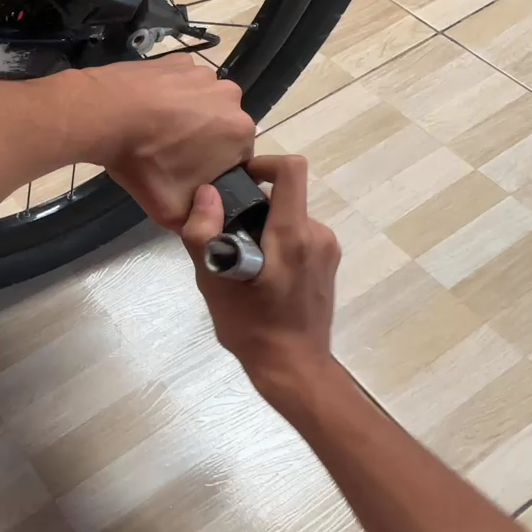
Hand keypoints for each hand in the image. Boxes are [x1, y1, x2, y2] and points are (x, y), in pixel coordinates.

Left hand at [83, 55, 253, 228]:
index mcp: (241, 132)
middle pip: (221, 129)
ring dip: (185, 117)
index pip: (238, 159)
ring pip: (201, 104)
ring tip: (153, 132)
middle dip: (202, 143)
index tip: (188, 178)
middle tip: (167, 157)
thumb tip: (203, 220)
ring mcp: (203, 73)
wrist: (104, 115)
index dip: (214, 172)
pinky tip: (145, 108)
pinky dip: (167, 95)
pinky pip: (180, 83)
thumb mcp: (170, 211)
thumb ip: (196, 221)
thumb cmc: (144, 163)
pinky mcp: (176, 59)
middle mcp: (231, 97)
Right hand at [179, 155, 341, 407]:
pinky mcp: (327, 265)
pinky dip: (275, 245)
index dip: (263, 163)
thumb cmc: (251, 327)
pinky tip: (259, 277)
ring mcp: (327, 250)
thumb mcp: (214, 282)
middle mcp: (317, 234)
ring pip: (288, 219)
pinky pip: (297, 238)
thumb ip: (204, 233)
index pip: (291, 169)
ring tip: (240, 264)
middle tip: (225, 238)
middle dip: (252, 210)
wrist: (293, 368)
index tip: (237, 182)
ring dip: (262, 230)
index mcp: (293, 234)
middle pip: (283, 198)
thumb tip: (206, 193)